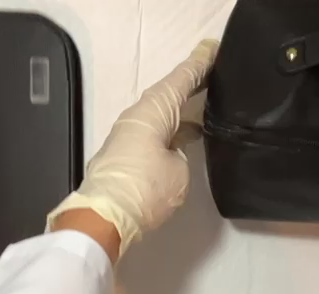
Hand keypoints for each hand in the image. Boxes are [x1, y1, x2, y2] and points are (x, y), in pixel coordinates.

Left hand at [49, 40, 218, 252]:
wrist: (105, 218)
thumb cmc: (145, 189)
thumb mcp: (178, 173)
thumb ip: (180, 157)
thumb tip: (170, 156)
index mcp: (153, 110)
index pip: (181, 79)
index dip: (199, 65)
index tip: (213, 50)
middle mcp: (137, 118)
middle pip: (168, 97)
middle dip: (190, 90)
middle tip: (213, 82)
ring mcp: (127, 138)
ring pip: (161, 120)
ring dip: (180, 117)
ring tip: (205, 116)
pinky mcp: (123, 159)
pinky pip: (154, 138)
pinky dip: (170, 135)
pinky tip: (184, 142)